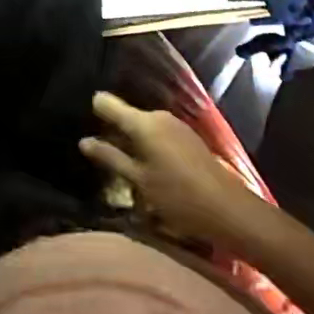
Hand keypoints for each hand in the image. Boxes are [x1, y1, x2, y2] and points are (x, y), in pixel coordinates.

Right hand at [79, 92, 284, 253]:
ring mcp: (175, 124)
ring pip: (142, 125)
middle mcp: (157, 115)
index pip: (105, 102)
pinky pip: (158, 133)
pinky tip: (149, 165)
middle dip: (112, 130)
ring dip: (132, 140)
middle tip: (101, 151)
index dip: (93, 110)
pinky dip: (149, 144)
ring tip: (123, 161)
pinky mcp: (187, 136)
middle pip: (125, 114)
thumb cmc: (179, 197)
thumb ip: (110, 158)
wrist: (231, 211)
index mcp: (142, 122)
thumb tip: (84, 141)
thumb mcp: (139, 181)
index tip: (82, 124)